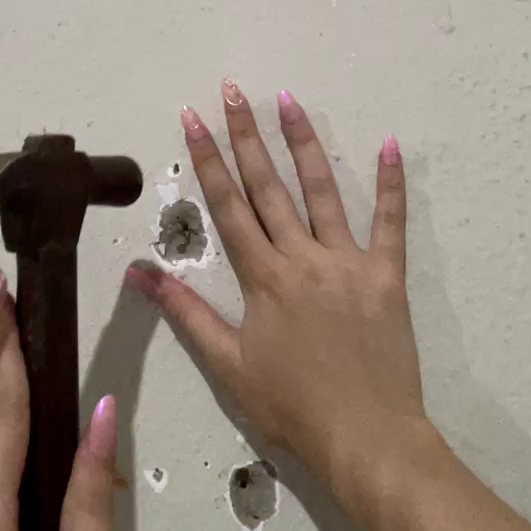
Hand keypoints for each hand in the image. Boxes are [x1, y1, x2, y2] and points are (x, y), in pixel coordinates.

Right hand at [126, 81, 427, 481]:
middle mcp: (302, 257)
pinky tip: (389, 145)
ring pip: (321, 191)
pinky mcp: (387, 275)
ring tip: (288, 99)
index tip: (193, 118)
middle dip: (246, 135)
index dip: (208, 159)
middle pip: (268, 186)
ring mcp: (347, 262)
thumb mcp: (227, 365)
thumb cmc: (290, 405)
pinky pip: (390, 222)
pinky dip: (391, 184)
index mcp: (262, 277)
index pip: (228, 206)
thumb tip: (140, 272)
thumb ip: (185, 313)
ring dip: (303, 143)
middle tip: (233, 91)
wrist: (366, 439)